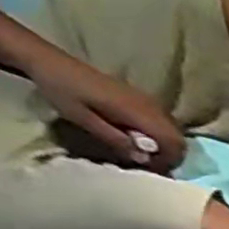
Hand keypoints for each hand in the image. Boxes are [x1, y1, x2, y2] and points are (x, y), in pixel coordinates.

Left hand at [26, 51, 185, 171]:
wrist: (49, 61)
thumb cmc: (63, 90)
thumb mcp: (84, 120)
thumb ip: (116, 140)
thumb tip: (144, 159)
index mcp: (139, 112)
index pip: (173, 143)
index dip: (168, 161)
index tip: (150, 168)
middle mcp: (151, 106)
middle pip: (179, 139)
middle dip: (170, 156)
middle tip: (148, 162)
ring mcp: (149, 101)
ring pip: (174, 132)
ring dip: (165, 146)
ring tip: (142, 151)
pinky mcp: (143, 99)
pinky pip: (165, 123)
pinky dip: (160, 135)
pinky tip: (139, 136)